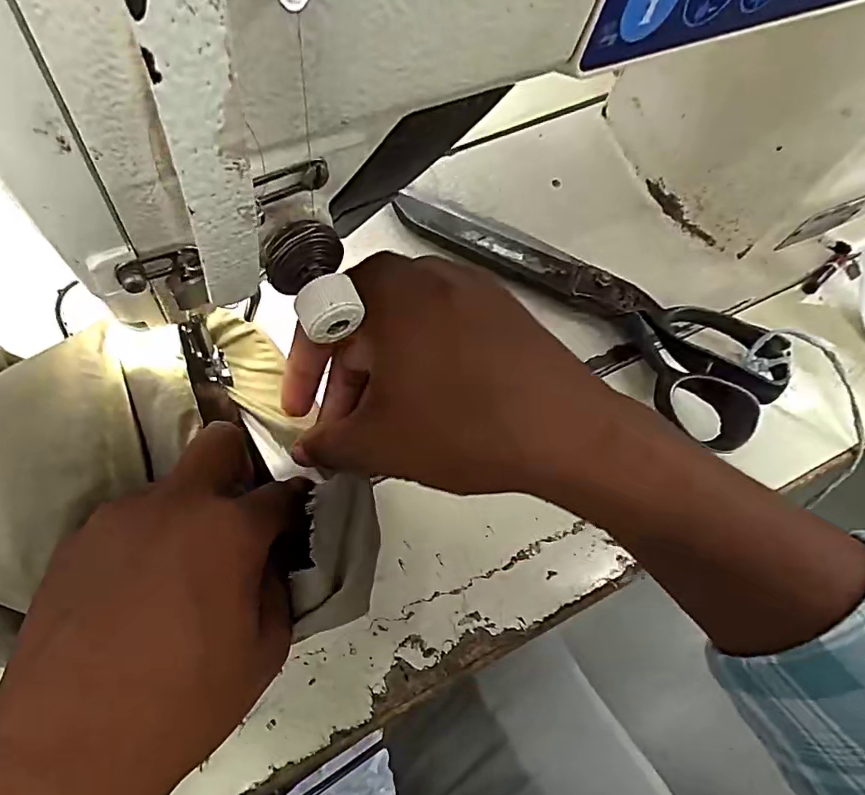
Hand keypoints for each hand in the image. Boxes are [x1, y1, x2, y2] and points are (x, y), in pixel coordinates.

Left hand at [0, 423, 307, 794]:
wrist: (68, 742)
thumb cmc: (185, 703)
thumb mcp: (262, 655)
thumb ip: (277, 592)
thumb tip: (269, 563)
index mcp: (228, 531)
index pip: (280, 492)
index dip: (297, 504)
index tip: (298, 520)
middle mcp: (171, 506)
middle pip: (217, 444)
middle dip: (243, 464)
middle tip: (246, 520)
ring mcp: (116, 519)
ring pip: (169, 490)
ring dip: (191, 515)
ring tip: (185, 579)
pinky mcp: (76, 542)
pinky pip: (130, 524)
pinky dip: (150, 542)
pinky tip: (142, 595)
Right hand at [281, 252, 653, 497]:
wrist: (564, 432)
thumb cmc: (472, 426)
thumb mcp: (380, 444)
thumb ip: (330, 444)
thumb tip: (312, 447)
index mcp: (385, 292)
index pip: (317, 322)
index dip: (300, 375)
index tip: (302, 410)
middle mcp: (428, 276)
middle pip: (361, 325)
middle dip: (345, 384)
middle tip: (344, 428)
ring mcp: (470, 291)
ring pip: (403, 332)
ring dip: (382, 380)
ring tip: (388, 427)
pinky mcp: (501, 314)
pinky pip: (442, 336)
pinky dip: (422, 370)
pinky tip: (429, 413)